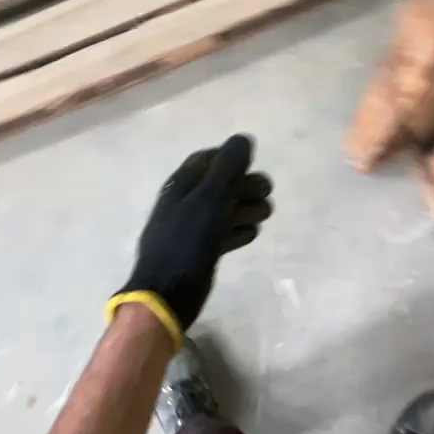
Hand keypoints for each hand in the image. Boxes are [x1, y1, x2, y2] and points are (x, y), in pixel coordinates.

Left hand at [112, 134, 272, 339]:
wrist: (167, 294)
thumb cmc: (187, 242)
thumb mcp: (210, 199)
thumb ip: (228, 168)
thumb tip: (243, 139)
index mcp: (182, 185)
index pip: (208, 159)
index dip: (232, 158)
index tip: (254, 166)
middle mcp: (185, 202)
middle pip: (220, 184)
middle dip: (245, 186)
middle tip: (266, 194)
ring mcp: (191, 229)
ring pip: (223, 209)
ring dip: (245, 208)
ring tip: (264, 215)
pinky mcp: (199, 251)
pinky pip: (222, 233)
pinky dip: (237, 230)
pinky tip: (251, 234)